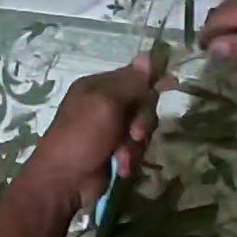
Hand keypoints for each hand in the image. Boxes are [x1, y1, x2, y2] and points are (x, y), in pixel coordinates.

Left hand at [19, 54, 167, 208]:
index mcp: (97, 86)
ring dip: (135, 144)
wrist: (64, 181)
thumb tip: (148, 55)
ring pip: (142, 127)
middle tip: (134, 133)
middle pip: (142, 102)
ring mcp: (110, 128)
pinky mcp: (115, 150)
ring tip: (122, 156)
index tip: (172, 83)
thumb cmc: (81, 136)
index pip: (133, 75)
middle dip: (141, 120)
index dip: (151, 80)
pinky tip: (121, 166)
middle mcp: (105, 104)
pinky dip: (131, 157)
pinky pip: (137, 147)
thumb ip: (130, 83)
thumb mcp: (106, 104)